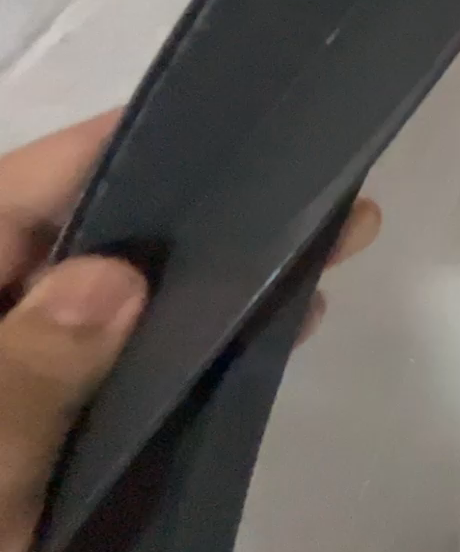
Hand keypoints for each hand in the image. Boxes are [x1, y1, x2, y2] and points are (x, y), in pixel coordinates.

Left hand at [0, 111, 379, 551]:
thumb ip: (14, 386)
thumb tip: (111, 279)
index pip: (0, 213)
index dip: (91, 159)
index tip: (202, 124)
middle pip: (79, 252)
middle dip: (201, 216)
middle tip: (309, 184)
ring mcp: (29, 385)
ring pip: (129, 303)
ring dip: (229, 272)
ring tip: (335, 239)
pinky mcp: (69, 427)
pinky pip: (148, 358)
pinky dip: (218, 332)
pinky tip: (287, 317)